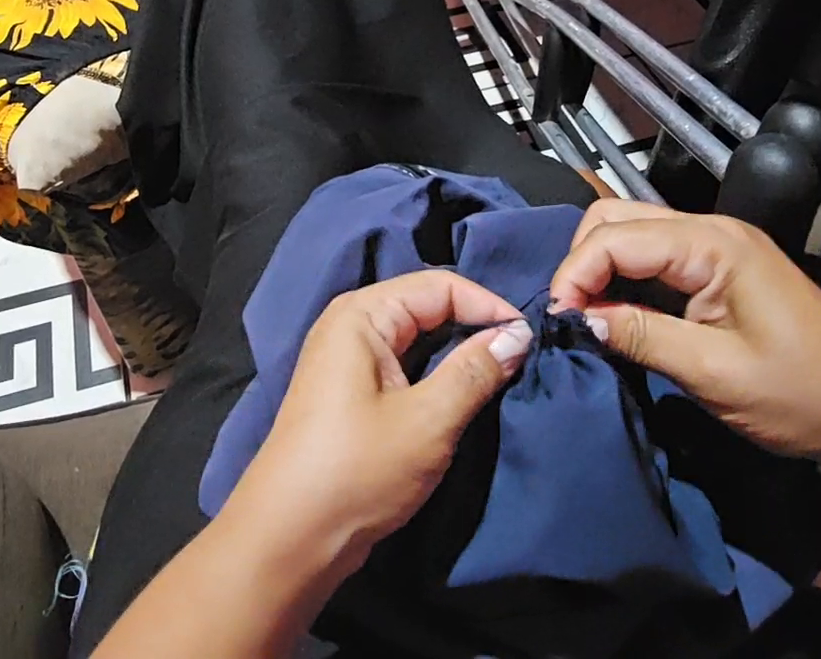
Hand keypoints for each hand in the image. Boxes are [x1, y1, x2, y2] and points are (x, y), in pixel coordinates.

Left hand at [221, 270, 533, 570]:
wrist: (290, 535)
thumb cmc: (358, 469)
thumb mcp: (427, 420)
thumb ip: (474, 371)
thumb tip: (517, 336)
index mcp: (362, 314)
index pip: (440, 286)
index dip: (488, 305)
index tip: (530, 338)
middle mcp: (352, 324)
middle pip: (427, 304)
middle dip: (475, 323)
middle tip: (523, 353)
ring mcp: (348, 358)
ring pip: (418, 335)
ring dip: (459, 348)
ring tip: (504, 370)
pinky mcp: (352, 389)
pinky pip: (405, 361)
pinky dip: (437, 370)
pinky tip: (466, 389)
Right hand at [549, 200, 820, 465]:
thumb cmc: (805, 396)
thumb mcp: (714, 372)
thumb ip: (639, 335)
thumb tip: (576, 319)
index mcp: (713, 243)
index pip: (614, 236)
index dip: (574, 273)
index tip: (557, 321)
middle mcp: (710, 230)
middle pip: (616, 220)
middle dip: (581, 263)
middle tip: (571, 317)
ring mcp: (715, 248)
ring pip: (629, 235)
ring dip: (598, 271)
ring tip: (587, 319)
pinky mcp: (716, 272)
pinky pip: (651, 260)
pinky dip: (622, 282)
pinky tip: (616, 316)